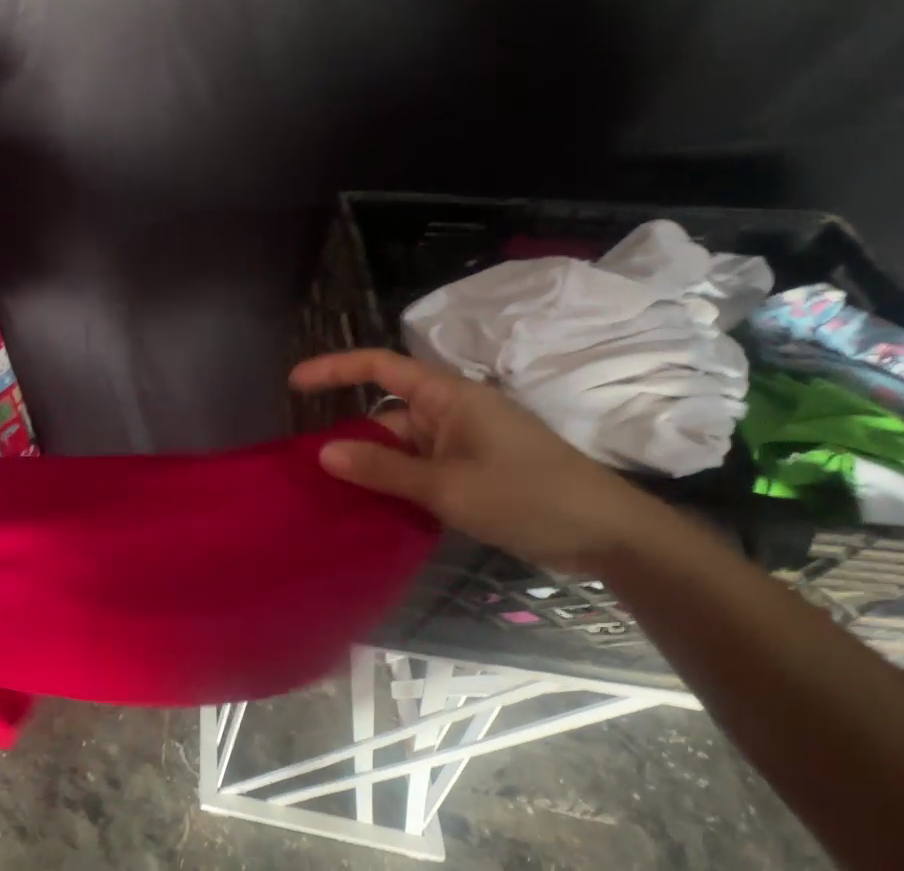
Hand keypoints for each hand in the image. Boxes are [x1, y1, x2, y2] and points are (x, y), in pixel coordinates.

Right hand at [291, 348, 675, 574]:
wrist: (609, 536)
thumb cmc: (527, 496)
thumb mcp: (447, 486)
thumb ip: (382, 468)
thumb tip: (322, 452)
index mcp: (448, 397)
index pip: (380, 367)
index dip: (334, 369)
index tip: (294, 384)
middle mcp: (452, 413)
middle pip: (385, 413)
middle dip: (349, 435)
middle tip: (307, 465)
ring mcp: (464, 443)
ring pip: (401, 446)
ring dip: (373, 466)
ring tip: (332, 494)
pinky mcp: (474, 472)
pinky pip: (420, 469)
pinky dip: (396, 483)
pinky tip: (374, 508)